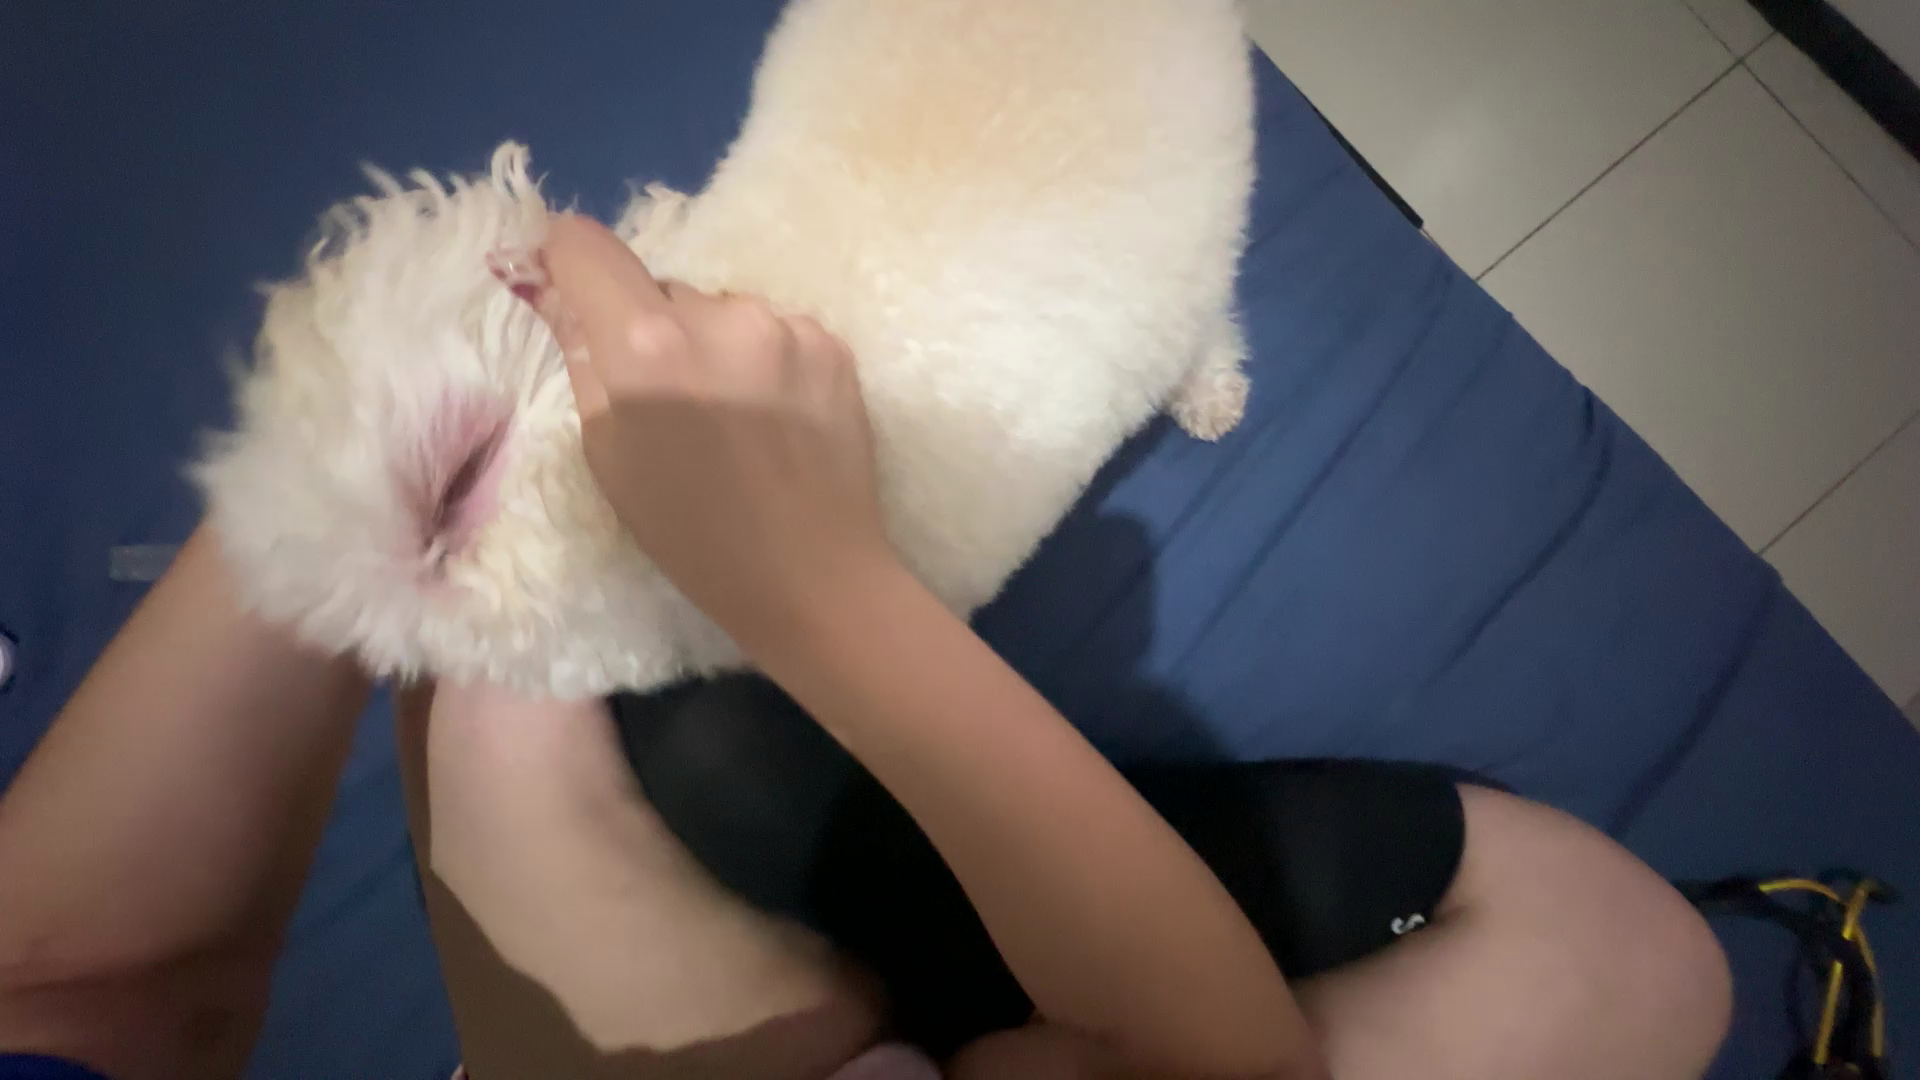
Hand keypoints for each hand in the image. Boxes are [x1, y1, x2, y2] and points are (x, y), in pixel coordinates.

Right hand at [525, 215, 894, 657]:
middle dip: (659, 330)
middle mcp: (723, 317)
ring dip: (720, 345)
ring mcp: (790, 328)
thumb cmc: (697, 537)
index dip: (570, 264)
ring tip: (741, 416)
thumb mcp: (612, 458)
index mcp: (649, 346)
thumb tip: (560, 293)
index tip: (576, 292)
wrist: (815, 574)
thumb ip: (584, 361)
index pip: (586, 247)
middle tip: (679, 399)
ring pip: (728, 312)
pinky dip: (771, 360)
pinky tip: (783, 416)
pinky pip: (781, 333)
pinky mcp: (837, 348)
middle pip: (666, 288)